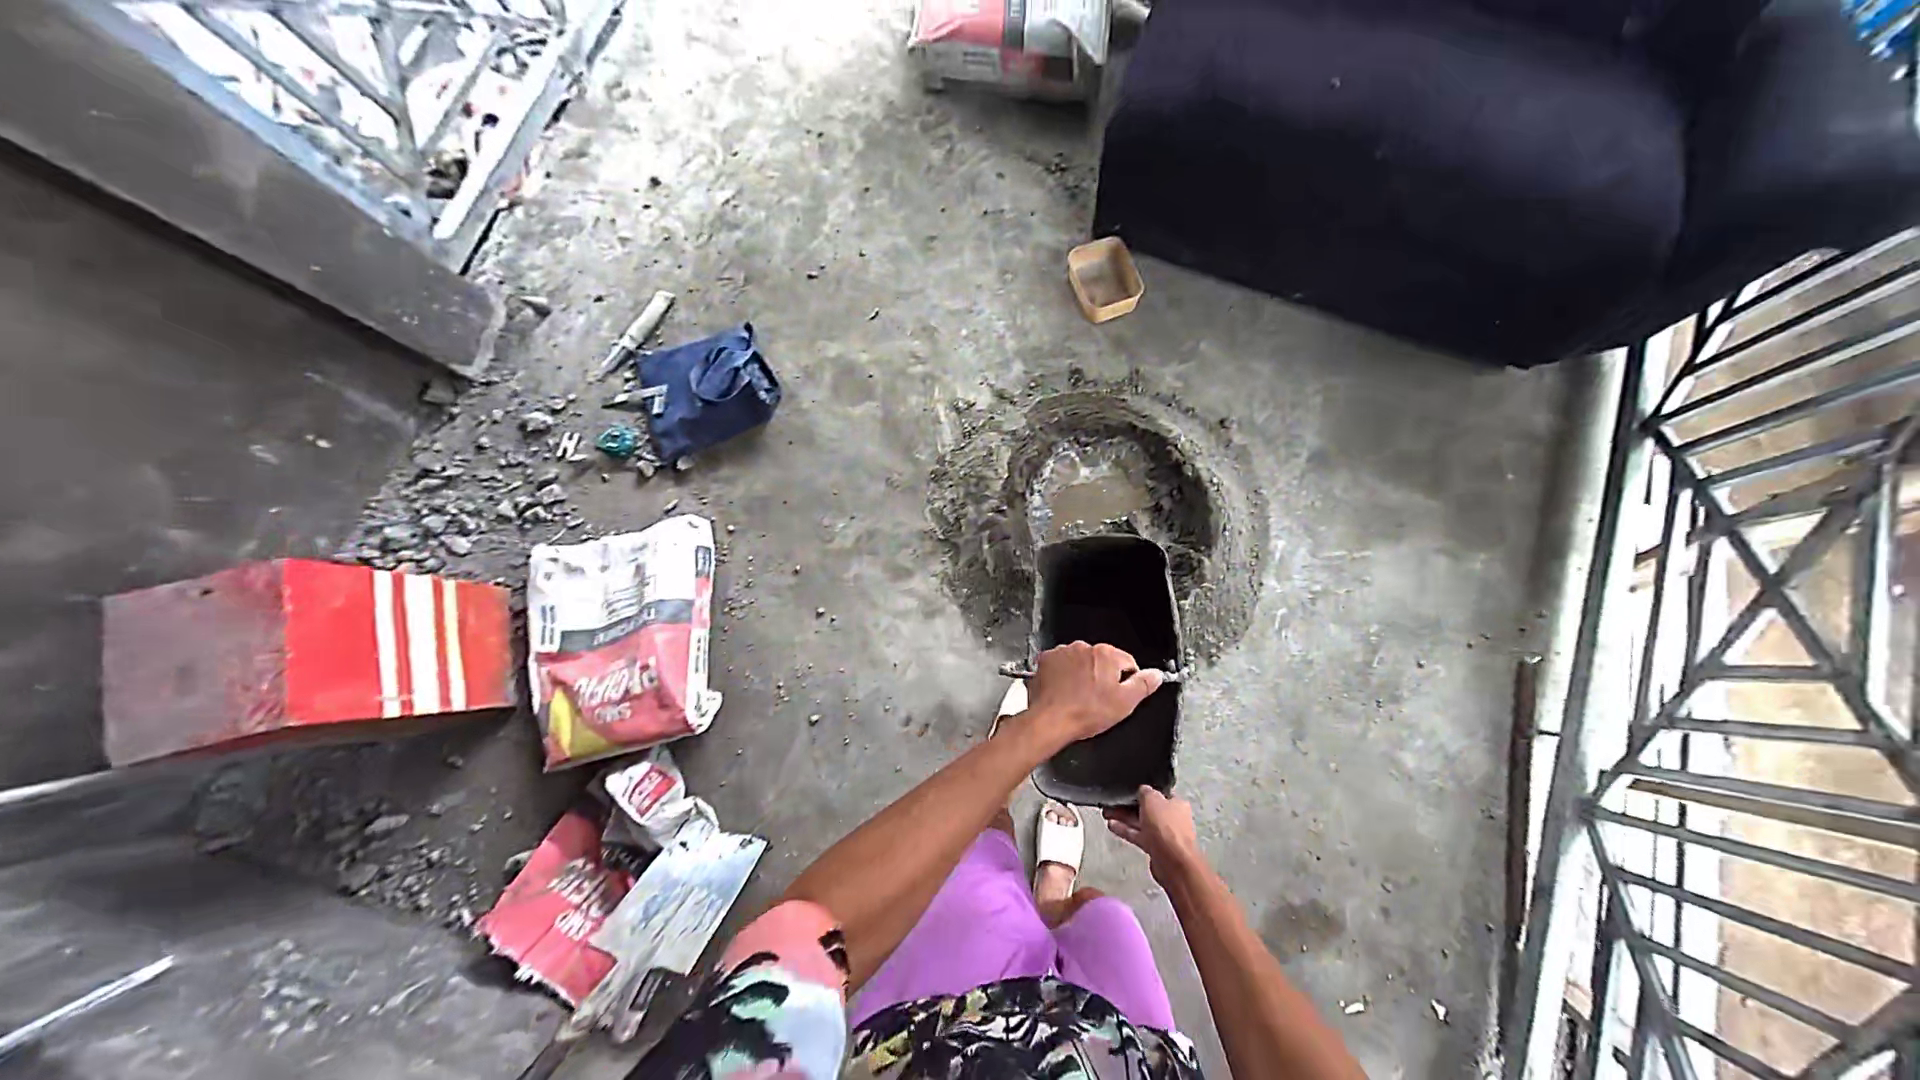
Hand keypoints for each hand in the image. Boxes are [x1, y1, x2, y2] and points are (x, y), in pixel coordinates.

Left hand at [1024, 641, 1164, 741]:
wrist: (1050, 720)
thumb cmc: (1085, 713)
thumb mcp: (1125, 703)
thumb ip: (1143, 685)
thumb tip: (1155, 675)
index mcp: (1106, 655)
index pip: (1126, 662)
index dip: (1125, 680)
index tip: (1118, 694)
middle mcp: (1083, 648)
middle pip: (1101, 660)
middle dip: (1101, 677)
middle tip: (1097, 699)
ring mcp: (1063, 653)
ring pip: (1080, 662)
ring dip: (1081, 674)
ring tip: (1078, 698)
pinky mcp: (1046, 660)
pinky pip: (1060, 665)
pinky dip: (1062, 676)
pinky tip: (1064, 692)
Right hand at [1105, 786, 1203, 884]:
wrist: (1172, 861)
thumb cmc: (1168, 829)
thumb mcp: (1151, 799)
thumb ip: (1145, 791)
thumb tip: (1142, 790)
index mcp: (1177, 804)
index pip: (1158, 794)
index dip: (1143, 792)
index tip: (1130, 792)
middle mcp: (1173, 820)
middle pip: (1147, 810)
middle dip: (1129, 806)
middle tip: (1114, 803)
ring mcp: (1164, 836)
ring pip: (1141, 823)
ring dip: (1124, 818)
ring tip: (1108, 813)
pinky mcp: (1155, 849)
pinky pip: (1138, 836)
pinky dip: (1126, 831)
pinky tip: (1113, 826)